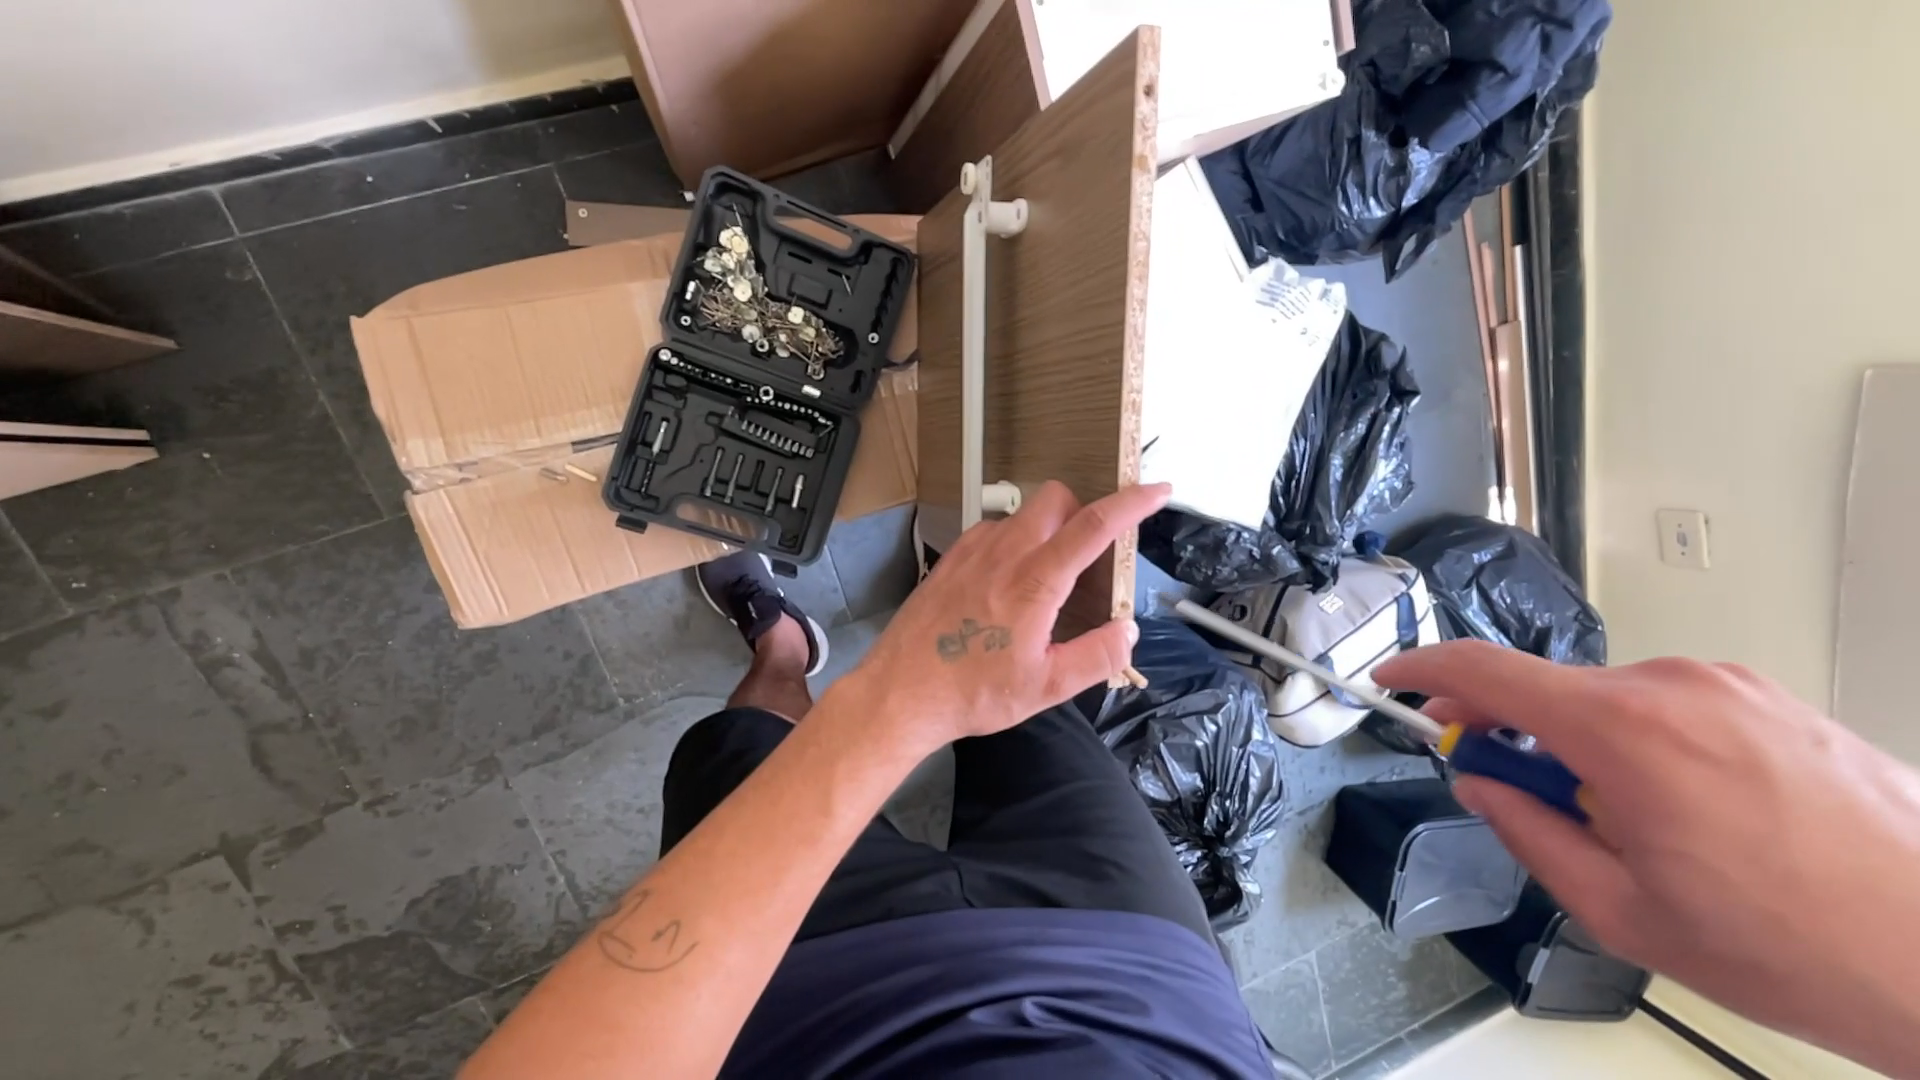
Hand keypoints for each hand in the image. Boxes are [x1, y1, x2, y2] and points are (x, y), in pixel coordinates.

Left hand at [840, 481, 1168, 749]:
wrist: (901, 693)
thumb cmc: (972, 693)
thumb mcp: (1046, 687)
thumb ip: (1097, 656)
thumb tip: (1128, 630)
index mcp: (1035, 581)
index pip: (1094, 525)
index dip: (1133, 502)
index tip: (1158, 490)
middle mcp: (1003, 553)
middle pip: (1054, 498)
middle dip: (1082, 510)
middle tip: (1089, 553)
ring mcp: (972, 551)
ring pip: (1022, 514)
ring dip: (1046, 530)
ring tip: (1047, 578)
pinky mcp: (950, 559)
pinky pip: (992, 532)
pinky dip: (1013, 543)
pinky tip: (1007, 585)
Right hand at [1375, 642, 1919, 1077]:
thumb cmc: (1802, 948)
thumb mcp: (1620, 909)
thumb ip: (1525, 830)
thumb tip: (1482, 783)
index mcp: (1625, 732)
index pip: (1484, 670)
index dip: (1421, 671)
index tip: (1392, 682)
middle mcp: (1674, 688)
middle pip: (1545, 686)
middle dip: (1504, 725)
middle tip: (1493, 773)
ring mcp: (1731, 688)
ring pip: (1606, 698)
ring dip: (1578, 740)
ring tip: (1613, 815)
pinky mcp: (1771, 700)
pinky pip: (1666, 703)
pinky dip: (1636, 738)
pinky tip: (1673, 803)